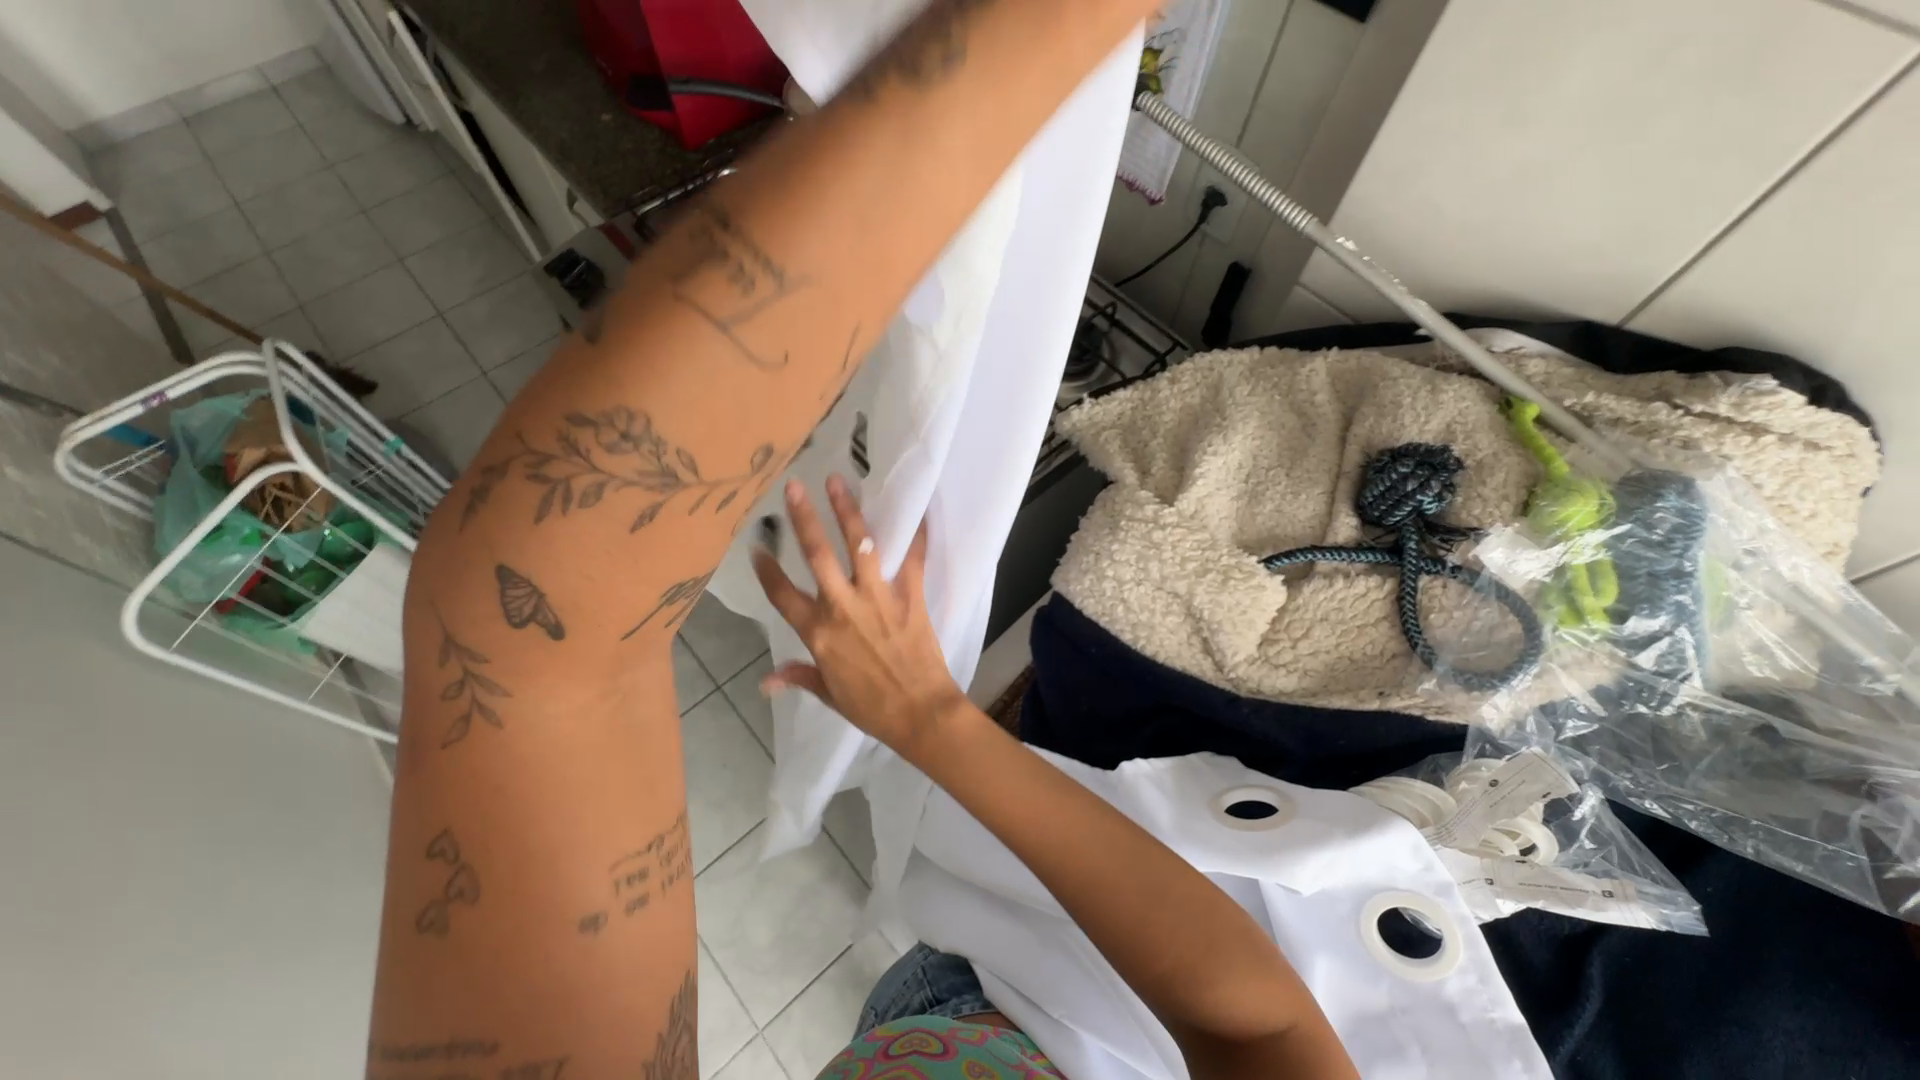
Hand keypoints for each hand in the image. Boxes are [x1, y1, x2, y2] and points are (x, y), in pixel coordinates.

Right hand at [752, 476, 971, 761]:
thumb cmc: (872, 708)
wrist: (920, 713)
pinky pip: (914, 559)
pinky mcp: (911, 595)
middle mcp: (843, 606)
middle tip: (793, 486)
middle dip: (803, 518)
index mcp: (818, 632)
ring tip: (838, 481)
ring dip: (848, 511)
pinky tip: (919, 508)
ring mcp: (878, 597)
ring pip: (860, 545)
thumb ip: (799, 676)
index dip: (767, 571)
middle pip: (817, 555)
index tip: (757, 546)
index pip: (782, 594)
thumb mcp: (829, 693)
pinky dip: (918, 534)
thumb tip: (766, 681)